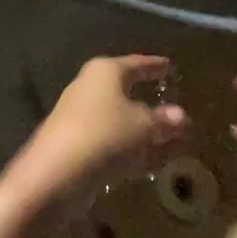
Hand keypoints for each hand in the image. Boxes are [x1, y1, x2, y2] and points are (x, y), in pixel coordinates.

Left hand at [8, 55, 188, 202]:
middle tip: (173, 109)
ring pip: (119, 121)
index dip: (155, 66)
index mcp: (105, 72)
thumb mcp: (144, 127)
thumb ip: (164, 121)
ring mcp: (79, 116)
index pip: (136, 64)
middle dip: (150, 104)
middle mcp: (89, 88)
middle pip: (125, 93)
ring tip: (170, 143)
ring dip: (143, 133)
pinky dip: (130, 150)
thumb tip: (181, 115)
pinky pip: (110, 142)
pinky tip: (149, 166)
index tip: (169, 65)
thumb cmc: (106, 135)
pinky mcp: (74, 144)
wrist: (56, 173)